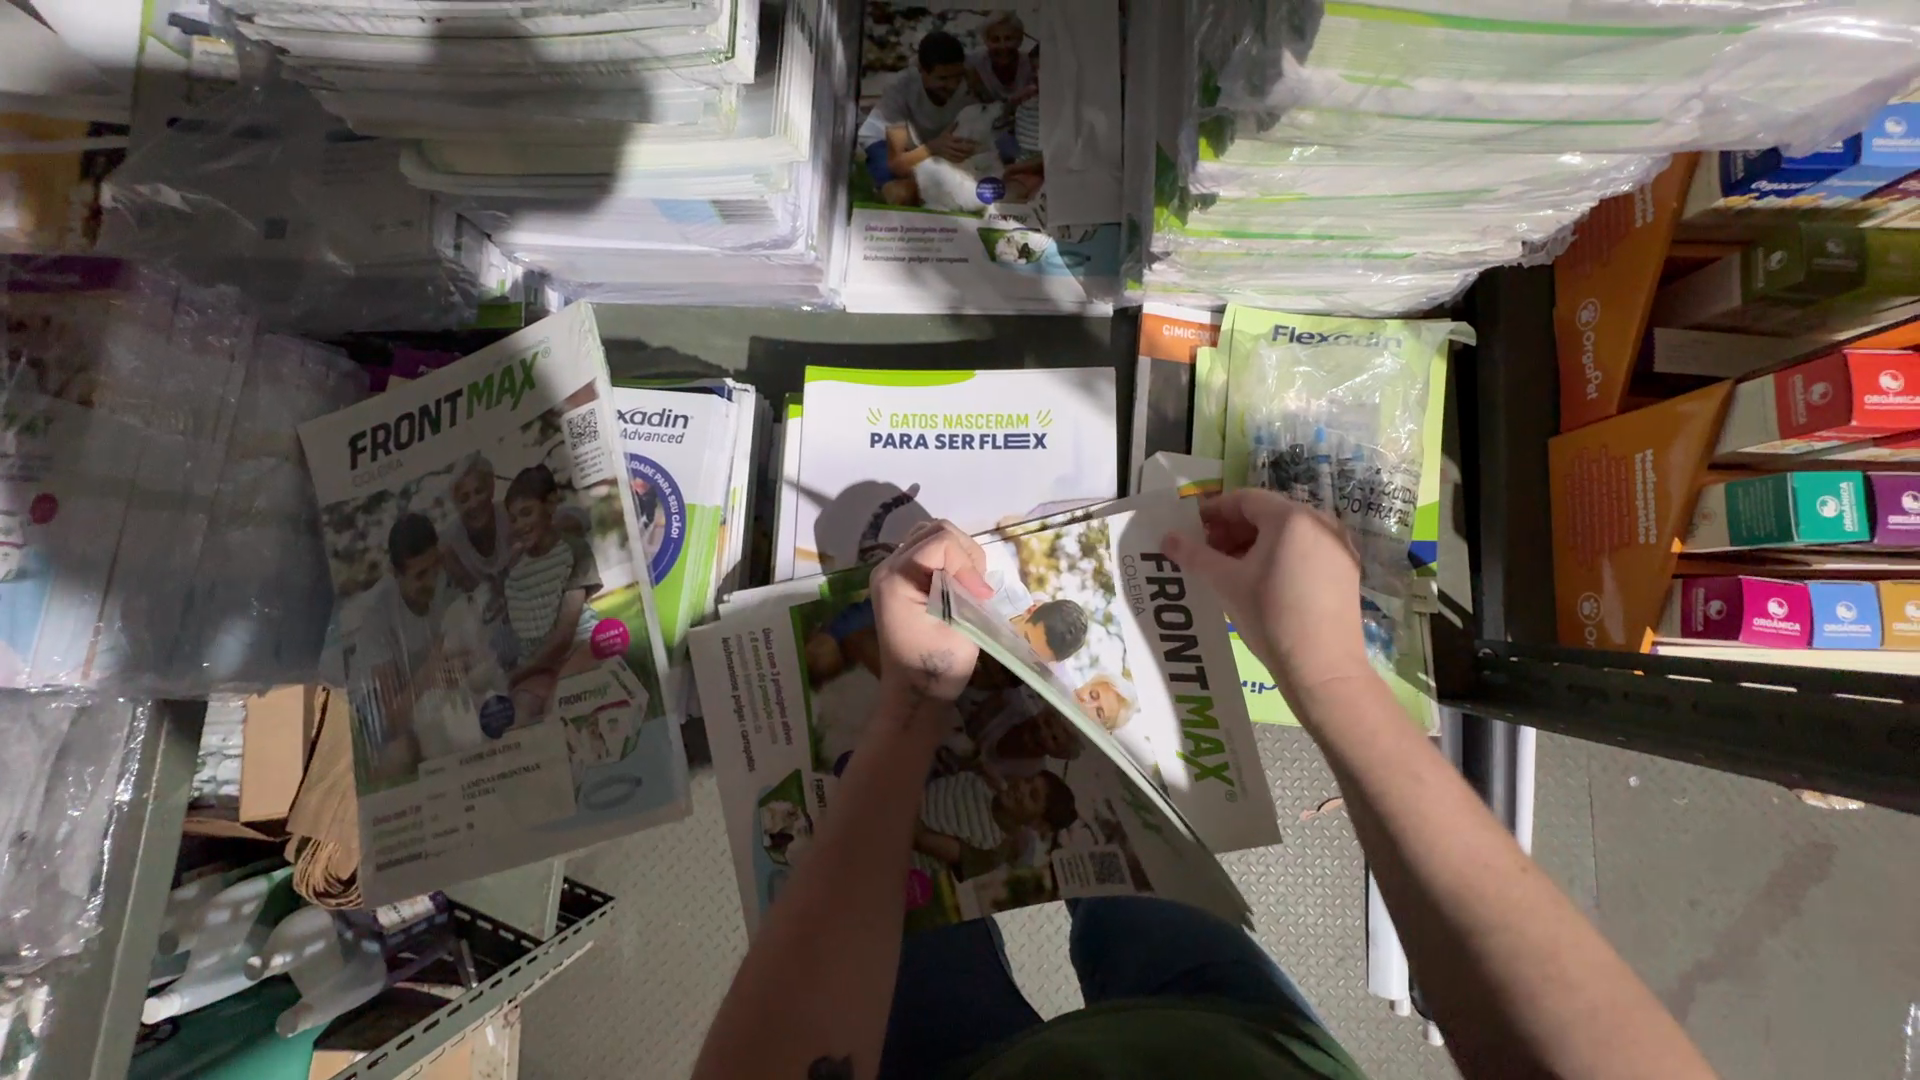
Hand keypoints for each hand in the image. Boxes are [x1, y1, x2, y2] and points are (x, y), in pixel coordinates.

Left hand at [869, 520, 992, 702]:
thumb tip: (976, 578)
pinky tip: (957, 587)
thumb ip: (965, 590)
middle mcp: (889, 566)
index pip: (941, 541)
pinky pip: (930, 552)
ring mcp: (894, 571)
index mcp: (896, 577)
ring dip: (959, 556)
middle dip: (965, 555)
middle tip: (976, 590)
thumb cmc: (936, 666)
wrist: (914, 694)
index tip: (979, 596)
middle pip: (937, 530)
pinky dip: (951, 562)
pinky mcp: (904, 580)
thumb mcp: (960, 627)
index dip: (967, 563)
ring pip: (934, 536)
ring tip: (969, 587)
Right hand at [927, 126, 978, 162]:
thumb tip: (958, 121)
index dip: (968, 141)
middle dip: (969, 149)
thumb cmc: (939, 139)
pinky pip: (955, 160)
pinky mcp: (948, 158)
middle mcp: (950, 146)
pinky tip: (965, 159)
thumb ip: (952, 127)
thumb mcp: (945, 132)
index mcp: (950, 139)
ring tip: (972, 154)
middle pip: (961, 148)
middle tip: (975, 149)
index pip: (961, 140)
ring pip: (959, 155)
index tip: (975, 141)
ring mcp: (949, 153)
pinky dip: (961, 159)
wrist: (932, 147)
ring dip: (966, 155)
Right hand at [1163, 489, 1370, 696]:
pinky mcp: (1345, 570)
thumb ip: (1194, 555)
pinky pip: (1304, 550)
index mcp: (1291, 518)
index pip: (1244, 499)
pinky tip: (1259, 582)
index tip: (1191, 530)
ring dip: (1253, 543)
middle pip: (1267, 514)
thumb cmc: (1269, 616)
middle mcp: (1320, 523)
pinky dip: (1277, 556)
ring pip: (1286, 533)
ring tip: (1229, 569)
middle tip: (1206, 552)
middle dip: (1232, 529)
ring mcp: (1337, 547)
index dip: (1213, 511)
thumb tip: (1166, 537)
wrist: (1323, 667)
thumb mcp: (1225, 583)